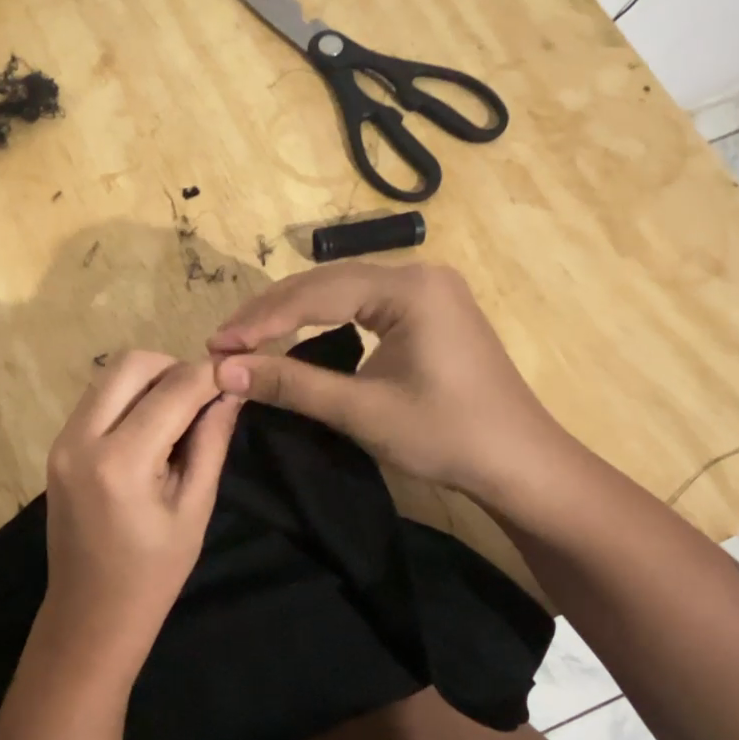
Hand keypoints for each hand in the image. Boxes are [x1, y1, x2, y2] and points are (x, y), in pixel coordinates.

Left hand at [43, 352, 242, 652]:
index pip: (173, 389)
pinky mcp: (56, 448)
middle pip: (129, 363)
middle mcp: (81, 439)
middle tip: (202, 397)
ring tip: (179, 413)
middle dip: (172, 367)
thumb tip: (231, 390)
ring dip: (148, 380)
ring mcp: (61, 441)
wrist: (90, 614)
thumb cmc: (154, 573)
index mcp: (120, 462)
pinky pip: (95, 400)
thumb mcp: (194, 507)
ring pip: (107, 376)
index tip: (237, 377)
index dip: (210, 375)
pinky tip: (151, 428)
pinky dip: (126, 398)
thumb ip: (211, 441)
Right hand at [207, 262, 571, 503]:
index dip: (260, 320)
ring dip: (293, 315)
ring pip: (342, 292)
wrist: (522, 464)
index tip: (216, 346)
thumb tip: (222, 370)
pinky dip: (323, 322)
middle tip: (223, 343)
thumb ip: (292, 385)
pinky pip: (362, 305)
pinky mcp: (430, 312)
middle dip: (271, 313)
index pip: (315, 293)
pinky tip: (296, 337)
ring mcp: (428, 291)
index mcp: (409, 288)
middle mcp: (418, 275)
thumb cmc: (447, 436)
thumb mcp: (362, 411)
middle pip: (326, 283)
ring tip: (248, 340)